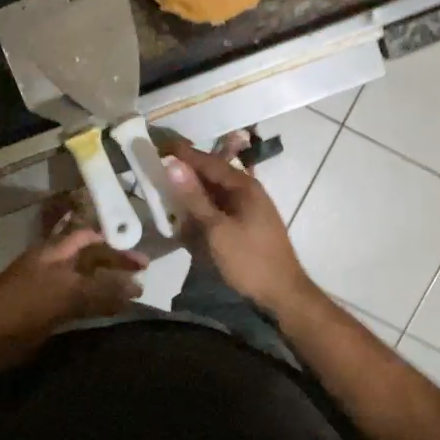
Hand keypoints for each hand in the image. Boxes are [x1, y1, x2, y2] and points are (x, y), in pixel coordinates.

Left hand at [0, 221, 146, 357]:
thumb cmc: (26, 304)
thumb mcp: (69, 292)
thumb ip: (103, 289)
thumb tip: (138, 287)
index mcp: (55, 251)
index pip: (90, 238)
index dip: (115, 245)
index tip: (142, 260)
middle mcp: (52, 265)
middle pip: (88, 260)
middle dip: (114, 267)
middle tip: (142, 278)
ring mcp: (46, 290)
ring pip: (84, 283)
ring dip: (106, 288)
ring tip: (131, 297)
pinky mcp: (44, 313)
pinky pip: (76, 305)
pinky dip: (94, 306)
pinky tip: (108, 314)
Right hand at [162, 140, 315, 310]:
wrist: (282, 293)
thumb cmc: (249, 260)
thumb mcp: (216, 229)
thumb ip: (194, 198)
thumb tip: (173, 165)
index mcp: (244, 186)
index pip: (208, 161)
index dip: (182, 154)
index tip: (158, 147)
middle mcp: (248, 192)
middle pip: (212, 175)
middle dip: (186, 173)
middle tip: (157, 170)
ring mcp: (249, 209)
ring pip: (215, 193)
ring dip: (193, 193)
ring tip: (167, 192)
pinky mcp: (247, 225)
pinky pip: (220, 209)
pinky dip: (202, 210)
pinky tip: (187, 217)